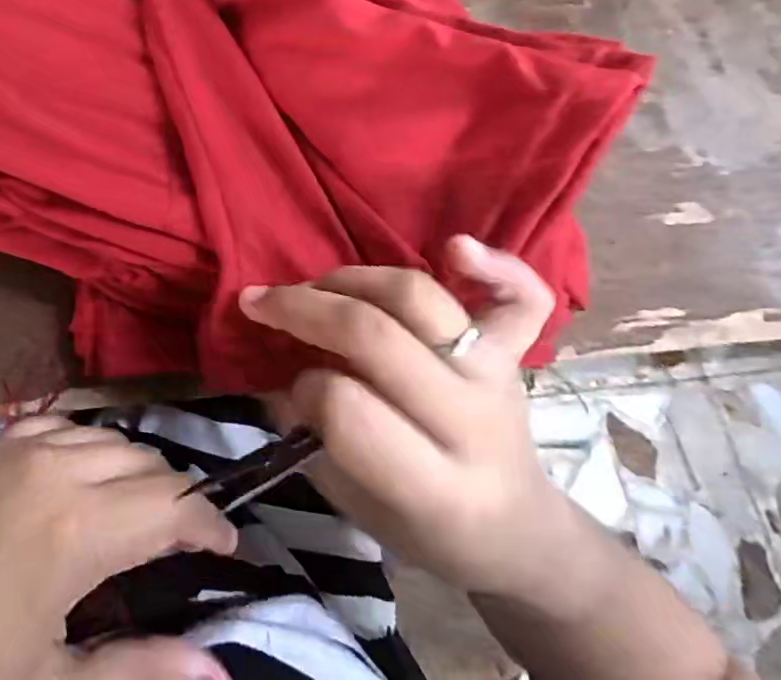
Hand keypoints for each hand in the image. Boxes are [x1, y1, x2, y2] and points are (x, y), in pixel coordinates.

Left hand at [0, 416, 236, 679]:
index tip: (232, 548)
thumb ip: (139, 670)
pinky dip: (85, 447)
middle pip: (144, 463)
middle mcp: (52, 469)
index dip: (211, 526)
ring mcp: (10, 450)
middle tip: (186, 541)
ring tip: (140, 510)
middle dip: (175, 499)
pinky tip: (79, 479)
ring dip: (133, 468)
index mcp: (77, 528)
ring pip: (102, 437)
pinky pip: (55, 428)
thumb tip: (220, 670)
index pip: (174, 507)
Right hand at [240, 235, 584, 597]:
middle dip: (304, 311)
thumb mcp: (359, 509)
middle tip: (259, 302)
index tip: (291, 390)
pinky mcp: (514, 353)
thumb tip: (277, 375)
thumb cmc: (427, 529)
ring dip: (353, 279)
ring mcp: (496, 378)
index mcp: (434, 486)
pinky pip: (521, 298)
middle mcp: (469, 422)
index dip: (304, 391)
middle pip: (376, 338)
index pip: (348, 411)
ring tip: (317, 284)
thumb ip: (314, 442)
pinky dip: (495, 264)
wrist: (517, 532)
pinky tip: (453, 247)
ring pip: (420, 299)